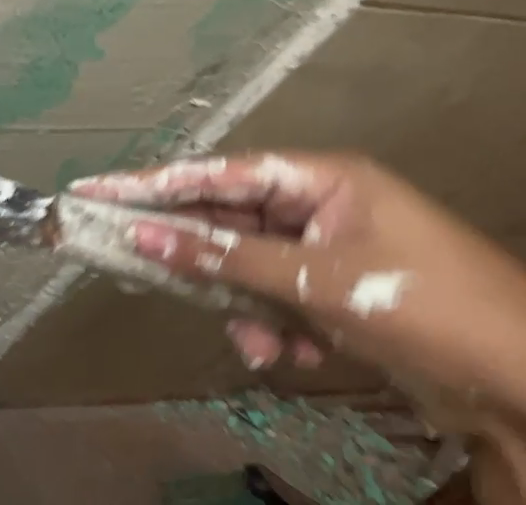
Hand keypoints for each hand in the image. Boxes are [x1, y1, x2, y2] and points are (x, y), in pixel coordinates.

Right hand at [71, 153, 525, 419]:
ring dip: (240, 305)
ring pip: (244, 265)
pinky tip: (291, 353)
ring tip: (257, 342)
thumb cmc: (434, 310)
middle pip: (224, 220)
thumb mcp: (318, 280)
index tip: (91, 190)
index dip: (148, 183)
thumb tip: (139, 238)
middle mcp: (319, 206)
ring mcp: (328, 249)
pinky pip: (273, 295)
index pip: (213, 172)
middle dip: (197, 258)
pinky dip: (272, 325)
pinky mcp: (335, 290)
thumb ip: (222, 257)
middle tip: (132, 261)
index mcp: (322, 179)